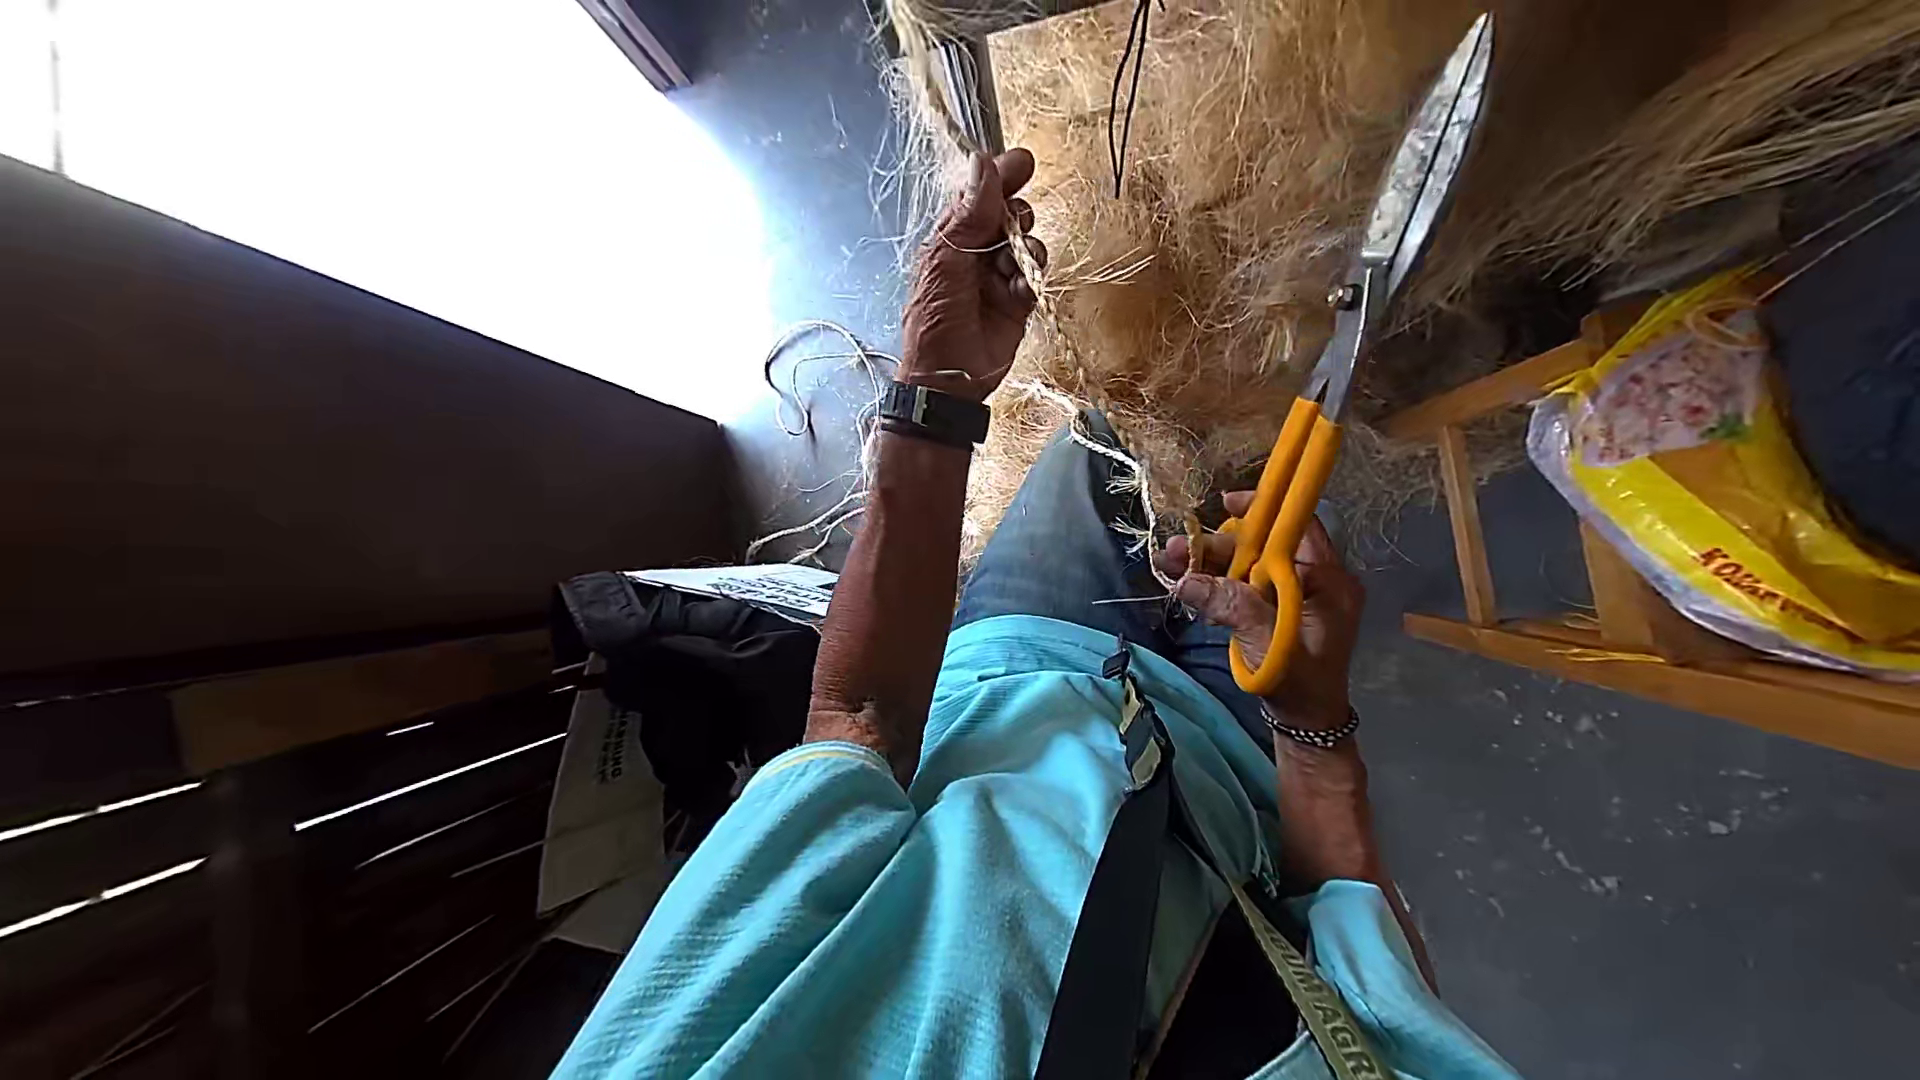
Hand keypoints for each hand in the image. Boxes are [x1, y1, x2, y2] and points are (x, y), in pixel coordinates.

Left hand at [899, 148, 1046, 401]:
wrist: (949, 377)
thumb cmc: (936, 320)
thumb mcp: (947, 262)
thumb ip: (969, 215)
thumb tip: (982, 161)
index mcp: (951, 241)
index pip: (978, 198)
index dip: (999, 178)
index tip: (1022, 162)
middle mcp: (976, 255)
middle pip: (1007, 217)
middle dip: (1017, 215)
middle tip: (1018, 222)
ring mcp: (998, 279)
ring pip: (1024, 246)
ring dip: (1026, 249)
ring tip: (1017, 263)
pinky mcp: (1017, 304)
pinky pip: (1033, 279)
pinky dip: (1031, 280)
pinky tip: (1020, 292)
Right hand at [1154, 494, 1363, 730]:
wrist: (1305, 720)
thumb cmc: (1297, 682)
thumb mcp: (1267, 642)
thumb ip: (1232, 607)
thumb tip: (1186, 581)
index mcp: (1327, 581)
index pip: (1298, 527)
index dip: (1263, 510)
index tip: (1225, 504)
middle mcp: (1313, 581)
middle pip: (1263, 546)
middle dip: (1218, 546)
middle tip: (1178, 549)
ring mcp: (1293, 595)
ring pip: (1248, 565)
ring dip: (1209, 564)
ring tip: (1171, 564)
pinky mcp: (1275, 609)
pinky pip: (1245, 585)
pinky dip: (1217, 582)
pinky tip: (1188, 583)